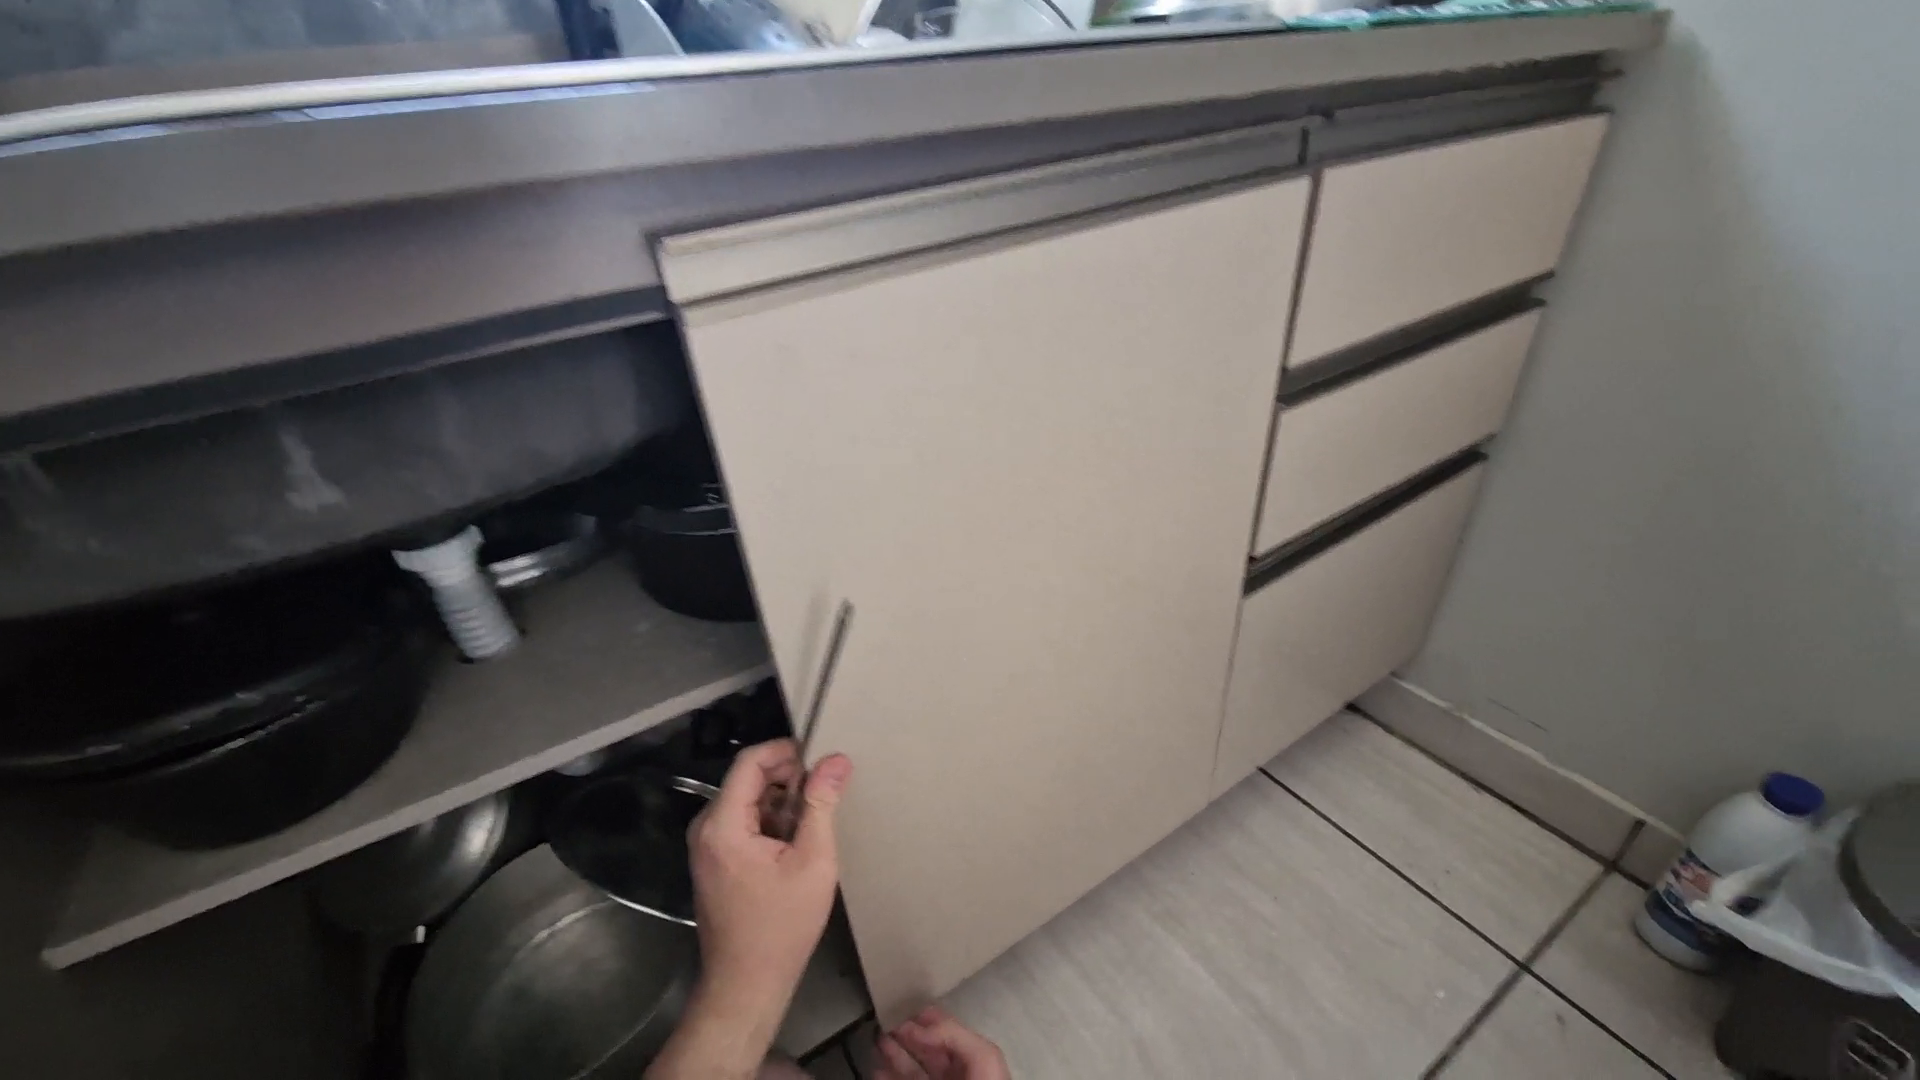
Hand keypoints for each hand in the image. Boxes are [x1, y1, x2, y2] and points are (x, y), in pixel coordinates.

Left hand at [646, 739, 852, 1079]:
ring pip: (748, 800)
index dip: (786, 752)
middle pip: (748, 779)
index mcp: (722, 824)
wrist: (746, 984)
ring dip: (782, 802)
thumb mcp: (813, 860)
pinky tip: (797, 843)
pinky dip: (771, 822)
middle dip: (788, 779)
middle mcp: (706, 828)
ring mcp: (707, 846)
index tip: (820, 759)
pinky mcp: (715, 860)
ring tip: (815, 822)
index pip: (750, 761)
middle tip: (825, 793)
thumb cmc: (781, 925)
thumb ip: (821, 804)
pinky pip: (743, 822)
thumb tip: (836, 759)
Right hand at [874, 1007, 1010, 1079]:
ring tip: (878, 1041)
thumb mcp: (983, 1059)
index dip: (930, 1022)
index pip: (950, 1037)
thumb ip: (953, 1035)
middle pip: (929, 1054)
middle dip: (907, 1037)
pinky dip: (889, 1079)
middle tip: (886, 1022)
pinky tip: (876, 1072)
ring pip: (912, 1074)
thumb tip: (921, 1026)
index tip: (907, 1008)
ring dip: (894, 1057)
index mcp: (974, 1066)